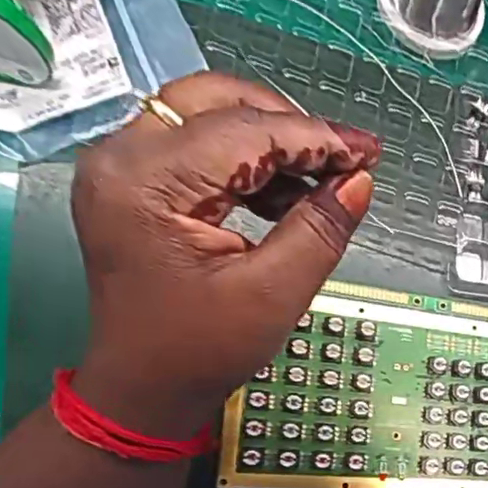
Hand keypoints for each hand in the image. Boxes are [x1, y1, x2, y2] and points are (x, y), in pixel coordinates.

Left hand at [70, 72, 380, 437]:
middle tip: (342, 159)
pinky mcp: (134, 182)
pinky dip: (246, 161)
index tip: (366, 152)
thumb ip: (319, 231)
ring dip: (270, 141)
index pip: (245, 131)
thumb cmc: (197, 351)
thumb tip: (357, 181)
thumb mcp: (272, 295)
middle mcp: (121, 158)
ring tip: (319, 182)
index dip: (315, 137)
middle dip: (289, 125)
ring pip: (208, 115)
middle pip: (217, 100)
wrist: (144, 387)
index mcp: (146, 184)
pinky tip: (284, 194)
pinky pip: (198, 145)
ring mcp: (122, 167)